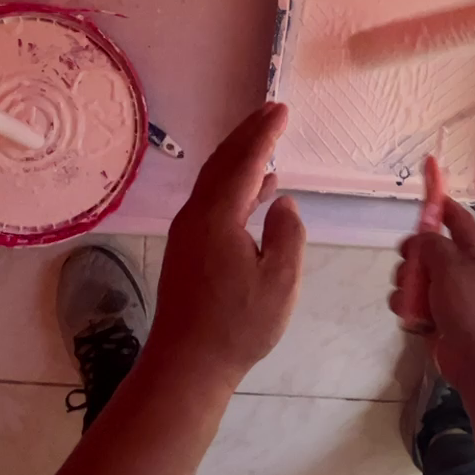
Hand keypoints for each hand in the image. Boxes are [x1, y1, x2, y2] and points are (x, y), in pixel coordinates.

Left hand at [149, 102, 305, 387]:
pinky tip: (257, 190)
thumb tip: (282, 202)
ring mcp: (189, 230)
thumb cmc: (237, 326)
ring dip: (240, 155)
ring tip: (265, 139)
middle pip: (224, 161)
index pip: (246, 162)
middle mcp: (198, 214)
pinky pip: (213, 197)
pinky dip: (234, 182)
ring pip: (215, 178)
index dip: (266, 134)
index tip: (282, 110)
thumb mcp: (280, 282)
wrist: (185, 364)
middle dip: (249, 133)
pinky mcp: (188, 246)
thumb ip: (288, 234)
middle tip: (271, 110)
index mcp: (219, 216)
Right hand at [389, 196, 474, 392]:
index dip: (440, 200)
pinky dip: (407, 308)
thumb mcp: (451, 265)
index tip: (425, 184)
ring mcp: (445, 296)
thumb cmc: (473, 308)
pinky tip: (412, 319)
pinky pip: (409, 302)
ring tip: (413, 301)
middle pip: (425, 248)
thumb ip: (431, 244)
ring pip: (411, 276)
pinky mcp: (432, 318)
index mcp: (472, 253)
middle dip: (411, 255)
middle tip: (410, 262)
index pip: (455, 218)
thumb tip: (420, 240)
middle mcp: (458, 271)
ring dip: (406, 286)